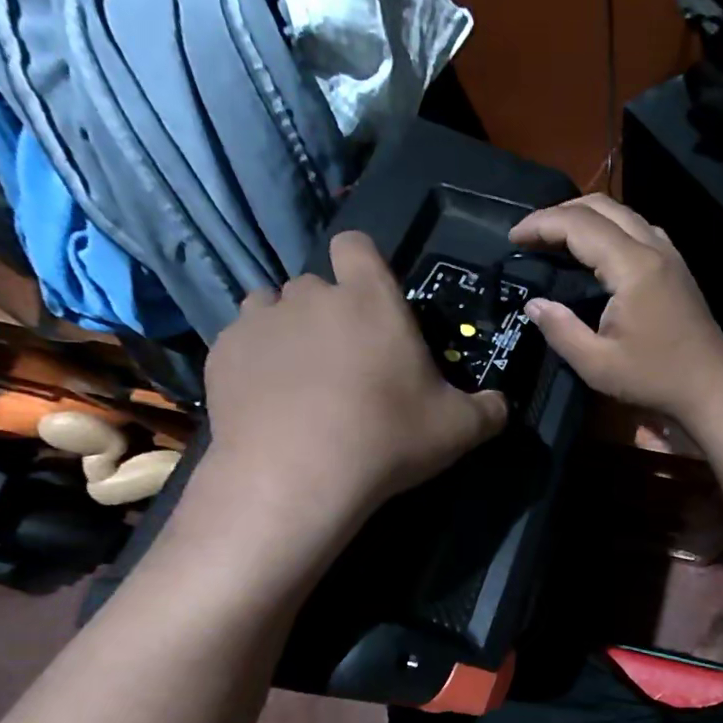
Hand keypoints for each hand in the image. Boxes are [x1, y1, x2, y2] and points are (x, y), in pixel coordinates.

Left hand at [201, 232, 507, 507]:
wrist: (295, 477)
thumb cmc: (387, 439)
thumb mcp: (459, 430)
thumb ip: (489, 409)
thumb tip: (501, 405)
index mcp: (370, 299)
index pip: (356, 245)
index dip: (362, 264)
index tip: (371, 301)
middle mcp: (311, 295)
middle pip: (315, 283)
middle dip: (328, 311)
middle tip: (343, 362)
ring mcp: (260, 321)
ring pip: (270, 306)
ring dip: (286, 329)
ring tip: (298, 376)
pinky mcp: (222, 354)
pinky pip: (240, 342)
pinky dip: (253, 361)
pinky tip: (265, 400)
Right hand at [511, 195, 722, 428]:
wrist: (712, 389)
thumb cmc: (654, 378)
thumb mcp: (597, 364)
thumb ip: (560, 329)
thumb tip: (532, 305)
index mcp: (633, 266)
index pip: (579, 225)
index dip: (541, 224)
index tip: (513, 238)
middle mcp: (654, 248)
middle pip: (602, 206)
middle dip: (560, 212)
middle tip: (531, 234)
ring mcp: (670, 254)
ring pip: (623, 213)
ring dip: (585, 217)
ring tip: (556, 238)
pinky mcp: (676, 266)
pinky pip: (638, 228)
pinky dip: (609, 228)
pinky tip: (595, 252)